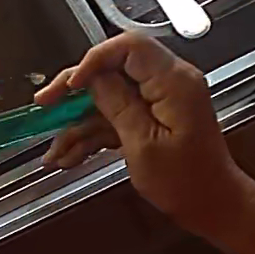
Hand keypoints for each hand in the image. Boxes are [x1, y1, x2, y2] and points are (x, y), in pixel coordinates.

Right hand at [35, 33, 254, 241]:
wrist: (210, 205)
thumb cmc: (184, 181)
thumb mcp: (143, 145)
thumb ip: (118, 105)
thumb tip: (92, 78)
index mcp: (172, 82)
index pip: (129, 47)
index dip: (93, 60)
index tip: (68, 86)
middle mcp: (165, 84)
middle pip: (110, 71)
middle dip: (73, 93)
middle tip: (44, 106)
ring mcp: (155, 103)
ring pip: (104, 101)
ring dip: (76, 127)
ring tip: (55, 155)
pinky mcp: (147, 120)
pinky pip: (110, 120)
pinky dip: (89, 139)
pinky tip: (68, 158)